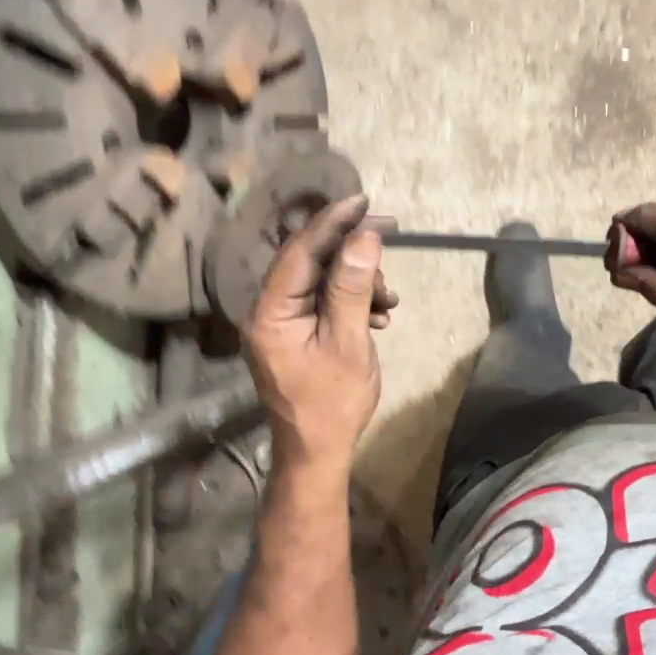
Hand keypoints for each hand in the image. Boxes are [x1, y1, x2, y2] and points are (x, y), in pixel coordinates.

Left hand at [244, 194, 395, 466]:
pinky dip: (349, 302)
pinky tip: (377, 314)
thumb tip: (365, 237)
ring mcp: (279, 324)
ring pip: (318, 281)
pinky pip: (320, 304)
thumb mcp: (348, 343)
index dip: (332, 222)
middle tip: (388, 235)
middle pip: (308, 261)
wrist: (317, 453)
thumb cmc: (332, 404)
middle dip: (350, 249)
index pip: (299, 251)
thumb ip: (352, 288)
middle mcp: (266, 312)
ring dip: (356, 280)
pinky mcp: (293, 335)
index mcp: (270, 312)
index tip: (363, 201)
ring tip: (389, 298)